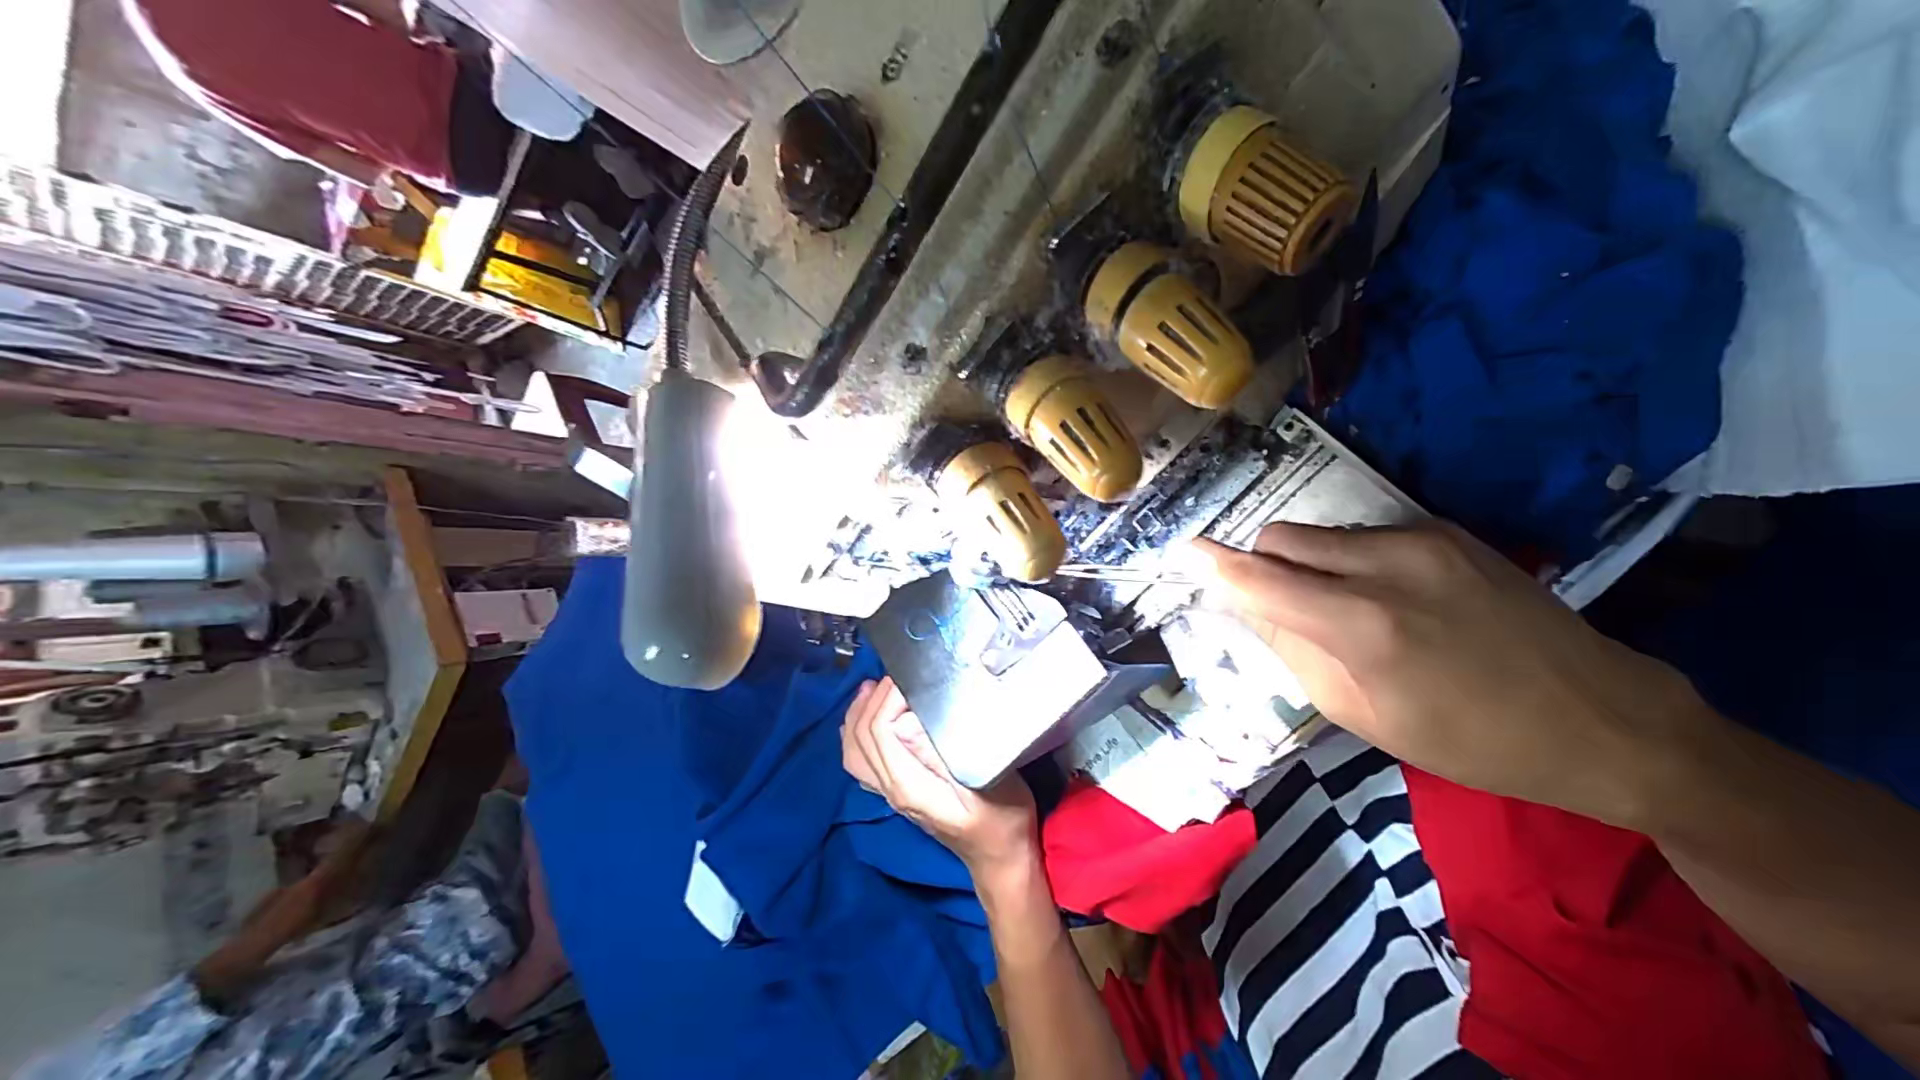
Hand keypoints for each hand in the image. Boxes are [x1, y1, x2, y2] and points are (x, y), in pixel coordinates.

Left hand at [841, 677, 1038, 877]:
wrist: (1000, 858)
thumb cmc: (1002, 819)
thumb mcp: (986, 784)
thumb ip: (944, 755)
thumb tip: (910, 722)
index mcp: (908, 786)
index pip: (878, 732)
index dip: (888, 699)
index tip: (910, 678)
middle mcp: (891, 790)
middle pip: (860, 740)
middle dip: (871, 702)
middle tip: (892, 676)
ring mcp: (891, 794)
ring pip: (855, 753)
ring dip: (859, 717)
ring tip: (873, 689)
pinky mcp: (899, 793)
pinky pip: (863, 763)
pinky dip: (859, 736)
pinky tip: (872, 720)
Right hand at [1192, 521, 1719, 828]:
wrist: (1604, 719)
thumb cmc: (1470, 741)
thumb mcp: (1364, 715)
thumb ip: (1294, 652)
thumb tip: (1247, 608)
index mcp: (1363, 625)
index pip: (1262, 579)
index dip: (1216, 565)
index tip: (1183, 551)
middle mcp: (1387, 565)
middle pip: (1282, 539)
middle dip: (1263, 566)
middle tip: (1279, 607)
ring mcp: (1423, 540)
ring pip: (1321, 533)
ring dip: (1308, 563)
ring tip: (1345, 609)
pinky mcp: (1449, 531)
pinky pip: (1364, 533)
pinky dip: (1348, 558)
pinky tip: (1387, 596)